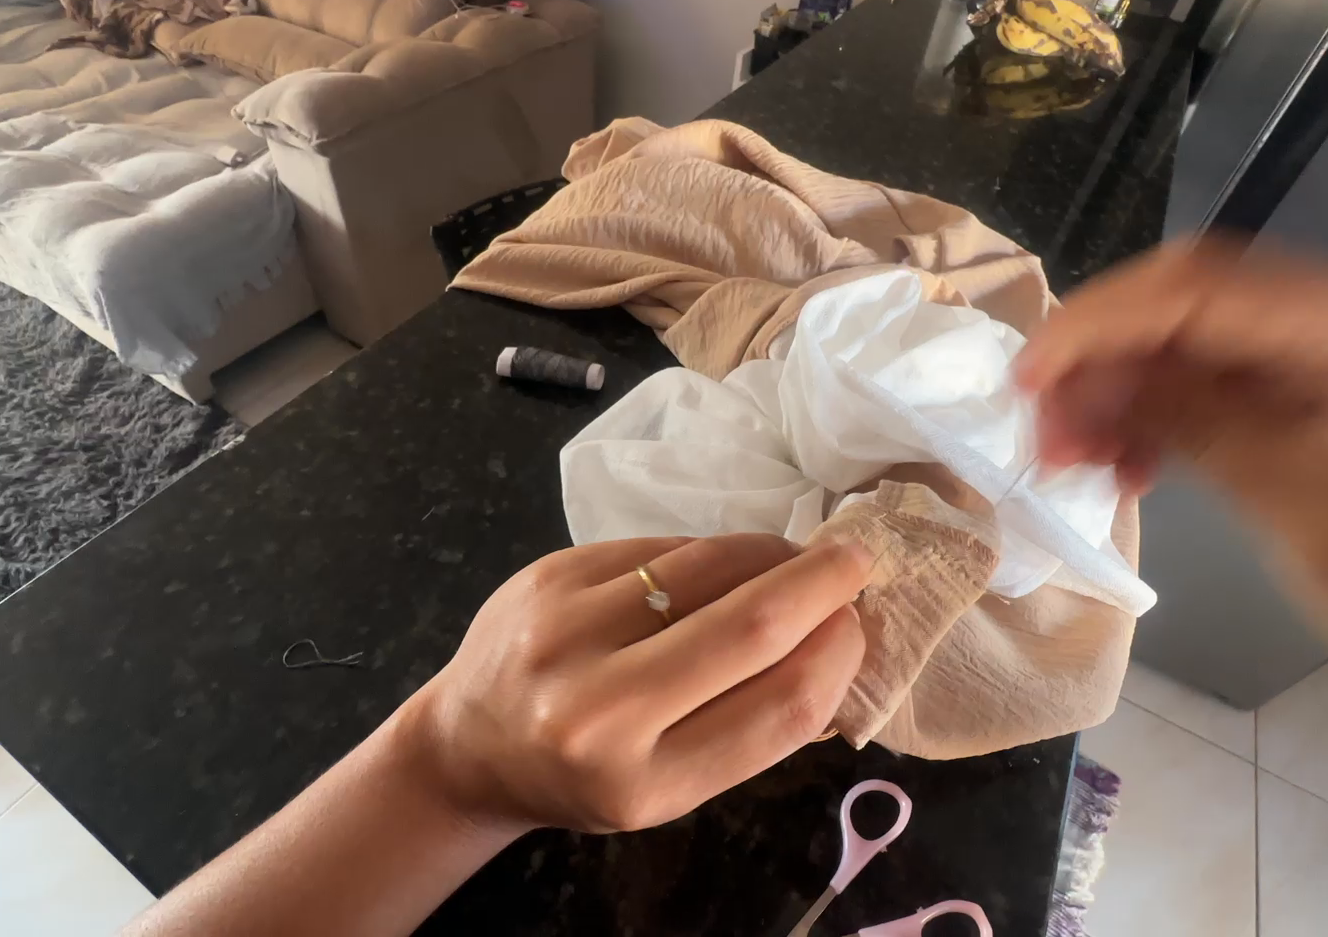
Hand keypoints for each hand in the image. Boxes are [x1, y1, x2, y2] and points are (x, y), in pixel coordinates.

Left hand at [398, 535, 870, 833]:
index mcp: (643, 782)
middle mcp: (599, 707)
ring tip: (790, 558)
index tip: (858, 624)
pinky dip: (709, 551)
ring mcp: (566, 626)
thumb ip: (748, 720)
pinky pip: (661, 545)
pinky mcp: (552, 570)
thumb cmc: (581, 773)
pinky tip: (720, 562)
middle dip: (820, 583)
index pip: (777, 709)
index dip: (837, 657)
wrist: (469, 738)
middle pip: (749, 626)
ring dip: (769, 553)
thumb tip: (832, 637)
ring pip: (707, 565)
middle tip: (855, 560)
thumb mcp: (667, 781)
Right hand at [1015, 239, 1327, 752]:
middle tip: (1043, 432)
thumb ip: (1202, 430)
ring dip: (1121, 391)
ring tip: (1073, 457)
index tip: (1026, 379)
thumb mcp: (1323, 516)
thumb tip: (1086, 389)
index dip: (1100, 323)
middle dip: (1101, 359)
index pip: (1212, 287)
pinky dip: (1161, 414)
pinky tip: (1129, 460)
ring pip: (1197, 341)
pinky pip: (1223, 380)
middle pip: (1196, 301)